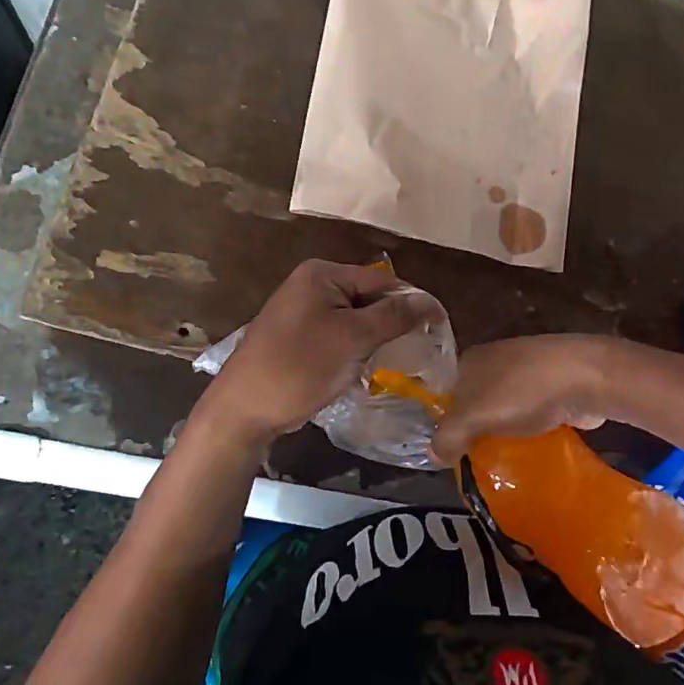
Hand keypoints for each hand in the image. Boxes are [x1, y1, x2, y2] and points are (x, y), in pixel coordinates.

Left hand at [198, 260, 433, 440]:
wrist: (244, 410)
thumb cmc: (301, 367)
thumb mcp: (354, 338)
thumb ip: (394, 316)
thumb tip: (430, 302)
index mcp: (322, 274)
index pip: (383, 280)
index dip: (413, 303)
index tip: (439, 328)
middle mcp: (311, 284)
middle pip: (369, 297)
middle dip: (393, 321)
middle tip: (420, 348)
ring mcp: (302, 311)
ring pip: (356, 318)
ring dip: (376, 337)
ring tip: (398, 359)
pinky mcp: (298, 336)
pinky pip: (339, 334)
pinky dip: (356, 347)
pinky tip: (367, 367)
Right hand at [430, 335, 615, 462]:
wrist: (586, 377)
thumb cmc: (522, 391)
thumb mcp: (472, 417)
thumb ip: (447, 437)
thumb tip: (433, 456)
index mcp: (470, 360)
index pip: (444, 394)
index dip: (442, 423)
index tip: (447, 454)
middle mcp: (496, 361)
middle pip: (475, 404)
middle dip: (475, 432)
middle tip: (473, 464)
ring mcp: (528, 373)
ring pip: (505, 411)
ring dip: (504, 434)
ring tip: (501, 465)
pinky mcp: (555, 388)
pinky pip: (533, 415)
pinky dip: (531, 432)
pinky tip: (530, 453)